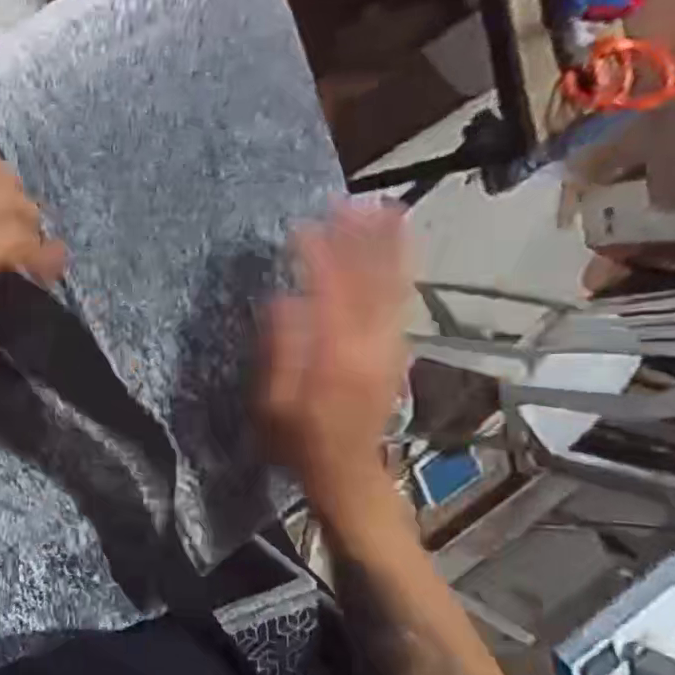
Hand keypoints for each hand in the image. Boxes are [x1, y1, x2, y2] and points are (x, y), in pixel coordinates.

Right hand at [260, 201, 408, 506]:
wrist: (350, 474)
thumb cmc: (300, 442)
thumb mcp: (273, 403)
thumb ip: (280, 349)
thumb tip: (282, 298)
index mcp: (335, 354)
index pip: (329, 290)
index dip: (319, 254)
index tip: (305, 225)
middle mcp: (370, 343)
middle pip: (371, 280)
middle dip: (363, 239)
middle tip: (355, 201)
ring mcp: (389, 347)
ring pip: (394, 287)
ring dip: (390, 247)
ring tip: (388, 209)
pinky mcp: (396, 351)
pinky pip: (401, 302)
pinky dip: (401, 271)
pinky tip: (398, 251)